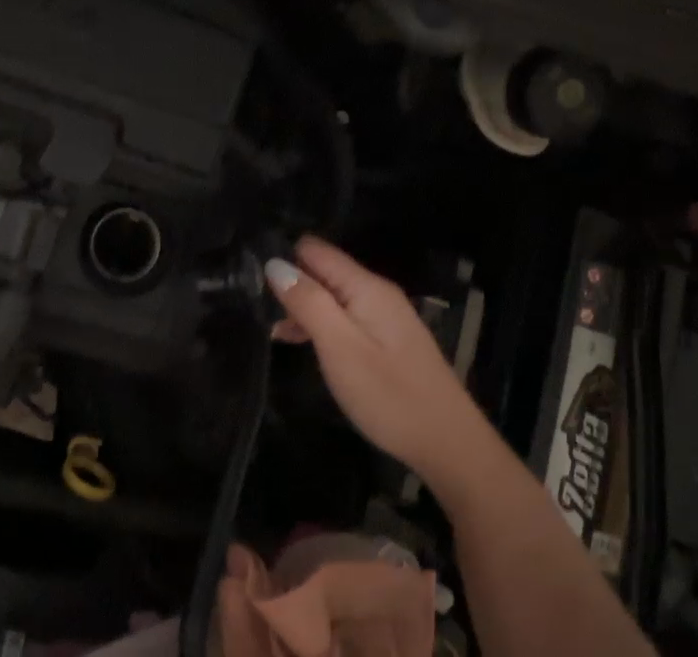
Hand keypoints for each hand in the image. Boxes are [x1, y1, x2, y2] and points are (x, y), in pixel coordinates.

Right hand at [265, 236, 495, 484]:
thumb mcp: (340, 347)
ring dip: (299, 306)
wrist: (449, 447)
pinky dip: (317, 325)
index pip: (314, 250)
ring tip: (264, 325)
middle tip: (248, 303)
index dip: (281, 256)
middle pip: (321, 271)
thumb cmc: (390, 395)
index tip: (247, 273)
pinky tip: (295, 342)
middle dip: (287, 282)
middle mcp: (376, 294)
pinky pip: (342, 318)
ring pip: (329, 296)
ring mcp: (383, 318)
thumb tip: (275, 264)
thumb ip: (307, 302)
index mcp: (366, 288)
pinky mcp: (385, 342)